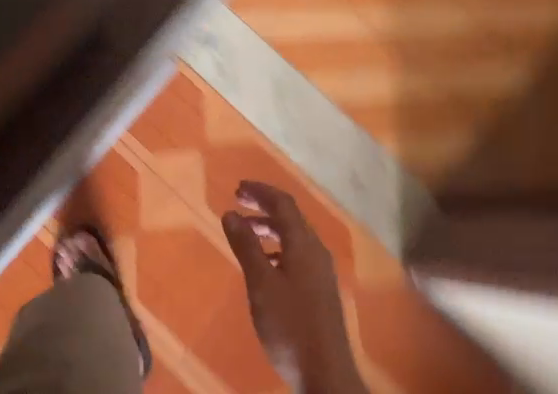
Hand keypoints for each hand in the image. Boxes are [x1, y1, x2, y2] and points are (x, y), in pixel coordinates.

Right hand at [221, 181, 368, 393]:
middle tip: (238, 202)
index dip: (261, 191)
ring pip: (295, 237)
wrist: (326, 370)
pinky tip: (265, 266)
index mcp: (304, 243)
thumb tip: (231, 213)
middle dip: (264, 206)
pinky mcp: (322, 290)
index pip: (283, 203)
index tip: (238, 187)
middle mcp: (317, 250)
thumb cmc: (289, 324)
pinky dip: (278, 248)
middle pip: (291, 217)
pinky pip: (298, 255)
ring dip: (270, 229)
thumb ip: (246, 246)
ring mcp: (322, 271)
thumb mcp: (261, 284)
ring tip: (246, 232)